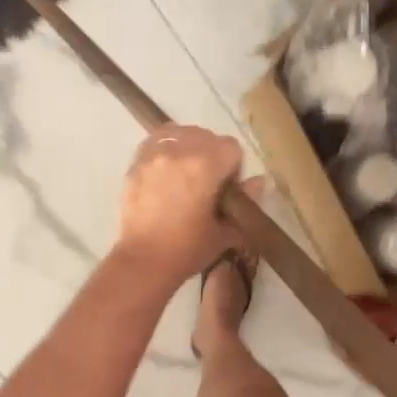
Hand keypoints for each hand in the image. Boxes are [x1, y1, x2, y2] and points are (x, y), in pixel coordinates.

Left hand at [114, 124, 250, 280]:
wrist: (145, 262)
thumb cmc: (188, 250)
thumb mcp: (225, 231)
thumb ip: (245, 202)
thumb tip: (260, 181)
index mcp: (206, 165)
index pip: (231, 147)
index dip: (234, 167)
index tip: (228, 189)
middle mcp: (180, 151)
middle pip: (206, 136)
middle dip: (212, 155)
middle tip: (208, 184)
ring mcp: (155, 154)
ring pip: (181, 134)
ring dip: (189, 147)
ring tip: (186, 174)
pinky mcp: (136, 163)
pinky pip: (156, 140)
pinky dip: (166, 148)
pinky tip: (167, 168)